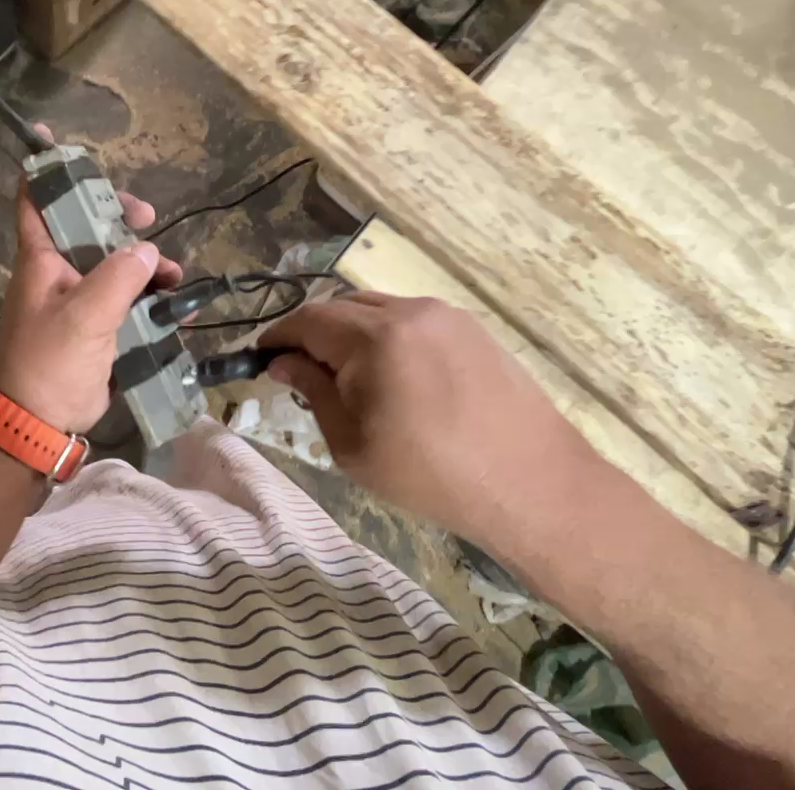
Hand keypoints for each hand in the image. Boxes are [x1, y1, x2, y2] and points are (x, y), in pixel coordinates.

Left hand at [0, 129, 181, 435]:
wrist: (41, 422)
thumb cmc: (50, 363)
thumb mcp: (84, 316)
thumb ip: (118, 278)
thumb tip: (146, 250)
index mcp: (41, 260)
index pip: (35, 202)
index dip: (43, 170)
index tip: (53, 138)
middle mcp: (59, 271)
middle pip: (89, 225)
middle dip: (120, 218)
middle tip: (147, 219)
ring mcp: (79, 298)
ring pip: (116, 262)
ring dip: (146, 264)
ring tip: (174, 278)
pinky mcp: (98, 324)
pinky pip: (128, 297)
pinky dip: (152, 297)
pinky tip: (177, 307)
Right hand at [259, 292, 609, 543]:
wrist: (534, 487)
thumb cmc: (431, 476)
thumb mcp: (352, 443)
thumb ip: (313, 391)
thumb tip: (282, 363)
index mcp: (375, 338)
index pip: (307, 320)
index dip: (278, 337)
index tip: (260, 359)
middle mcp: (410, 312)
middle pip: (340, 307)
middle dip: (312, 334)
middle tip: (300, 371)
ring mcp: (446, 315)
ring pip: (375, 309)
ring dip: (349, 332)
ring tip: (346, 374)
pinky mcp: (471, 328)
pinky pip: (410, 319)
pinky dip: (385, 335)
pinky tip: (391, 374)